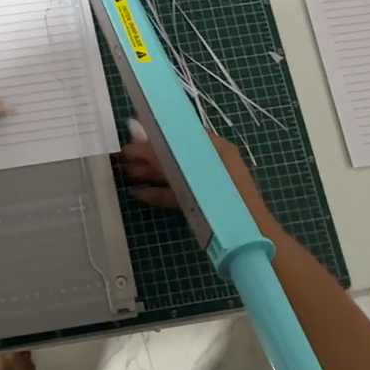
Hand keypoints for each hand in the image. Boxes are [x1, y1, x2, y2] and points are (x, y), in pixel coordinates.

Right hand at [119, 129, 276, 233]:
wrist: (245, 239)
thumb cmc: (223, 195)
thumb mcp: (191, 166)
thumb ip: (163, 151)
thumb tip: (135, 130)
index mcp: (215, 148)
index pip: (180, 133)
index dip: (155, 133)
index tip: (132, 136)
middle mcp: (211, 162)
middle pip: (174, 153)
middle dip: (148, 155)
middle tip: (123, 157)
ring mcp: (207, 185)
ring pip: (174, 174)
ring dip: (150, 173)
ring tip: (125, 173)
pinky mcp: (202, 204)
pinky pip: (178, 193)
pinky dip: (159, 193)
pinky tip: (138, 194)